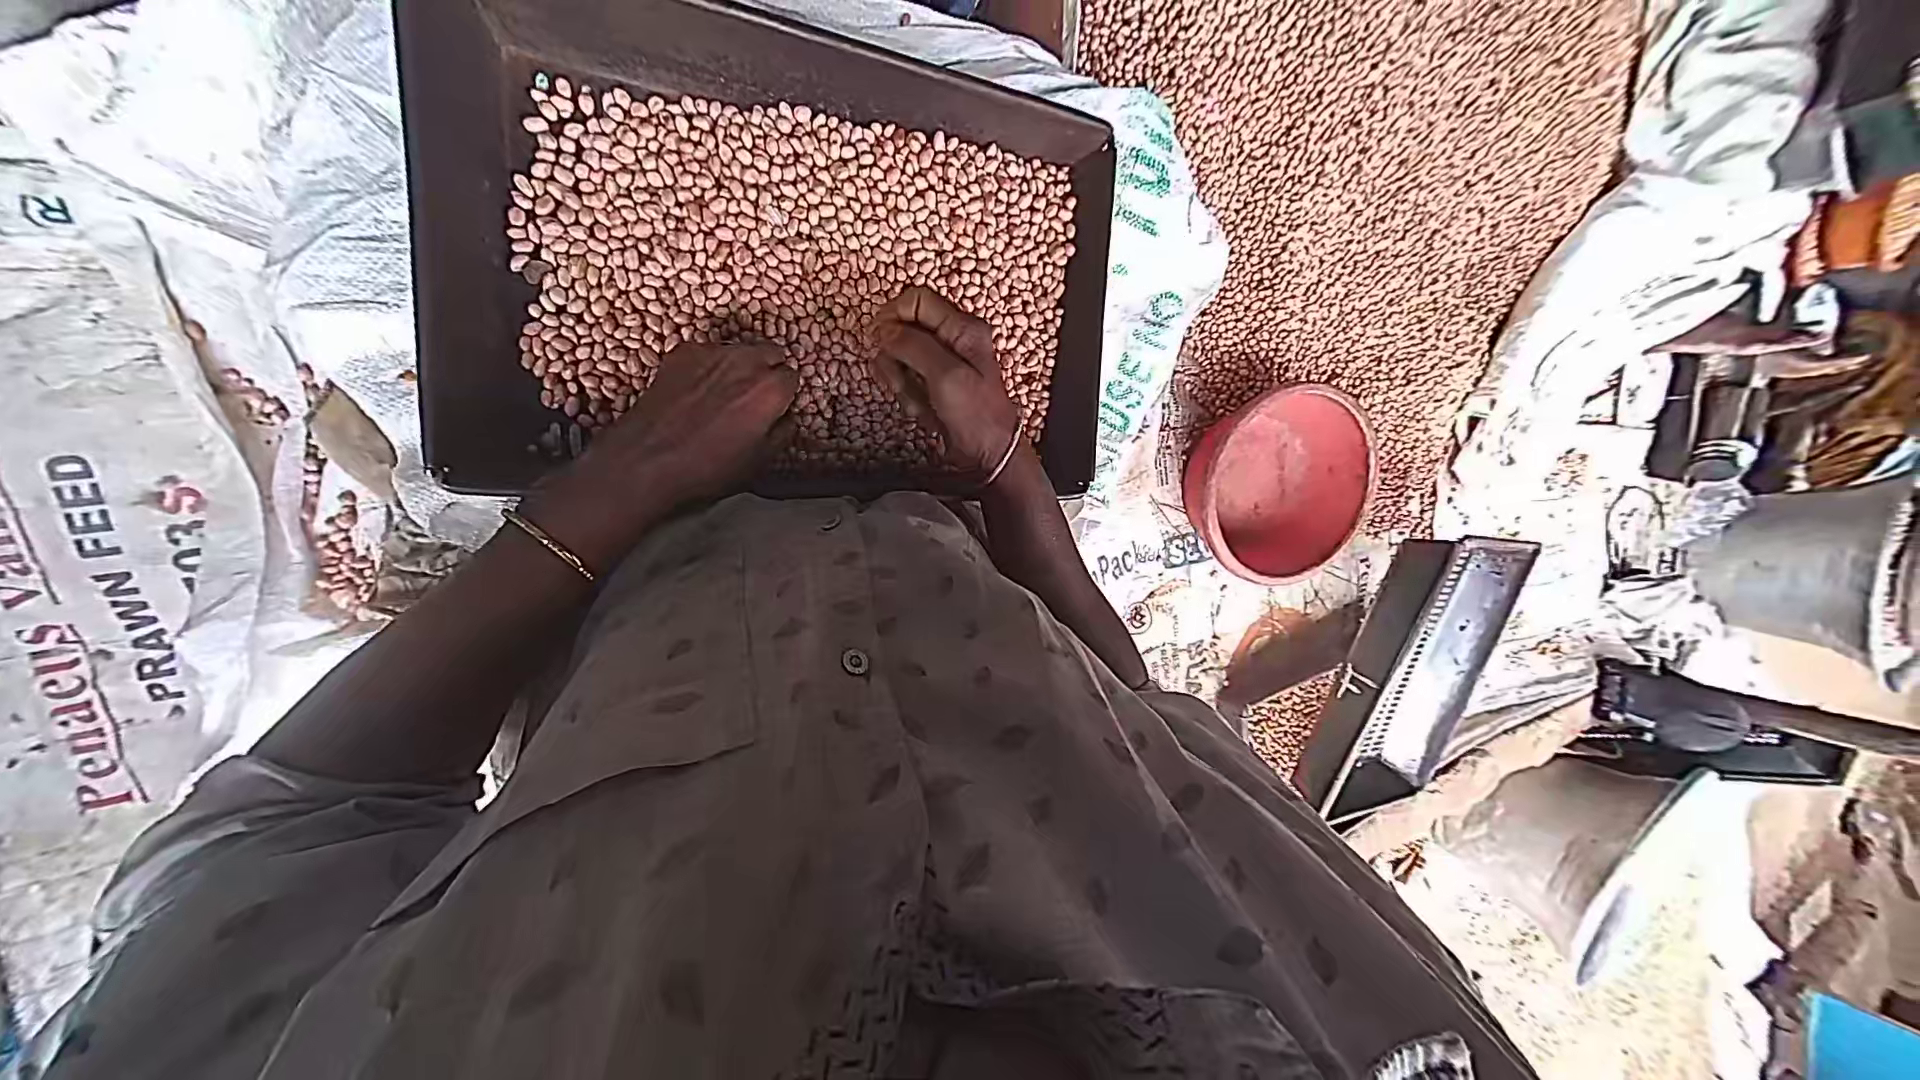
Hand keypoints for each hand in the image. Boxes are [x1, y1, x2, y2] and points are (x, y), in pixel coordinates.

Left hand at [521, 342, 795, 567]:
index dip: (786, 395)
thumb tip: (786, 419)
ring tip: (730, 397)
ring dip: (743, 366)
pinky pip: (710, 352)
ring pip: (741, 349)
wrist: (646, 462)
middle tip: (760, 399)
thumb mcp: (759, 461)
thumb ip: (782, 432)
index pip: (793, 377)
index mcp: (770, 390)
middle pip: (771, 352)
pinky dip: (712, 365)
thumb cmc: (704, 468)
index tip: (779, 408)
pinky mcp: (681, 354)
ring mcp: (710, 354)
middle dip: (770, 371)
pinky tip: (703, 392)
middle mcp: (743, 362)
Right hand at [869, 287, 1023, 478]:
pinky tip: (922, 410)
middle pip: (902, 329)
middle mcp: (952, 340)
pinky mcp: (932, 383)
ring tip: (918, 400)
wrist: (989, 454)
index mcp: (963, 328)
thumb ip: (913, 346)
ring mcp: (940, 362)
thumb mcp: (946, 376)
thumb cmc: (978, 417)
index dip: (893, 315)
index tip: (880, 338)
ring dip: (900, 381)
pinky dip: (907, 396)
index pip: (917, 300)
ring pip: (899, 357)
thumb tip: (884, 328)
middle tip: (902, 379)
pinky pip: (904, 380)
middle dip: (895, 356)